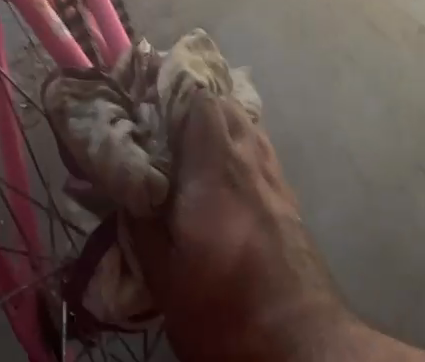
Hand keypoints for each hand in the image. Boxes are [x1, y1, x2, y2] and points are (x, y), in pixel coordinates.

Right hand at [126, 93, 352, 361]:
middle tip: (161, 119)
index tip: (143, 93)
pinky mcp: (289, 199)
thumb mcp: (163, 273)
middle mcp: (249, 159)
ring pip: (246, 124)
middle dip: (193, 102)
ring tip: (187, 140)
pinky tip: (219, 170)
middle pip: (226, 104)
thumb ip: (140, 220)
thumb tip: (125, 182)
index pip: (200, 98)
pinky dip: (237, 145)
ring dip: (218, 121)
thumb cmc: (223, 306)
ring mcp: (275, 177)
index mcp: (215, 167)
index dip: (171, 88)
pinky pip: (259, 150)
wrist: (299, 343)